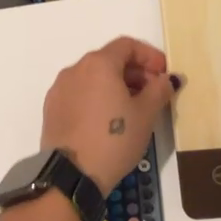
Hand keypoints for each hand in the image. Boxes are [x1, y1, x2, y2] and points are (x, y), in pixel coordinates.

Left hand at [40, 37, 178, 192]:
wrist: (73, 175)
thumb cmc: (115, 139)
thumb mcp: (146, 114)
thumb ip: (160, 89)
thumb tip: (168, 79)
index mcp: (97, 64)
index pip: (127, 45)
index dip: (150, 56)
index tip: (164, 74)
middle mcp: (74, 70)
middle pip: (109, 60)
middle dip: (134, 71)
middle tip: (153, 92)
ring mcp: (59, 89)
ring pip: (92, 77)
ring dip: (115, 85)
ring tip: (133, 107)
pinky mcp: (51, 109)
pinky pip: (79, 94)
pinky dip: (96, 97)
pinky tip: (108, 118)